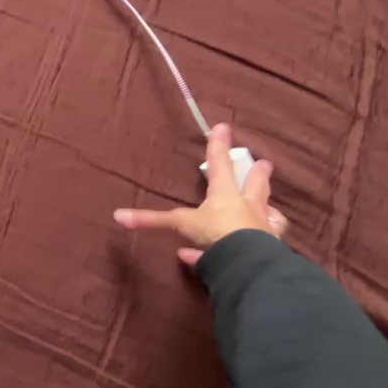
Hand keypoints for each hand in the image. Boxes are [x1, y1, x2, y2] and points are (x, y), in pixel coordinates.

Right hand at [114, 123, 288, 265]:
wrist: (247, 261)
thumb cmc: (215, 231)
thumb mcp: (180, 223)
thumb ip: (151, 219)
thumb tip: (117, 216)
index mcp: (226, 194)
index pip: (220, 165)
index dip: (219, 146)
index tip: (223, 127)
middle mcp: (248, 207)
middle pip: (255, 186)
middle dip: (259, 174)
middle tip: (266, 163)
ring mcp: (262, 229)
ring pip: (268, 215)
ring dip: (267, 209)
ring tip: (271, 208)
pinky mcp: (267, 250)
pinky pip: (256, 246)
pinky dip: (242, 248)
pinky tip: (230, 252)